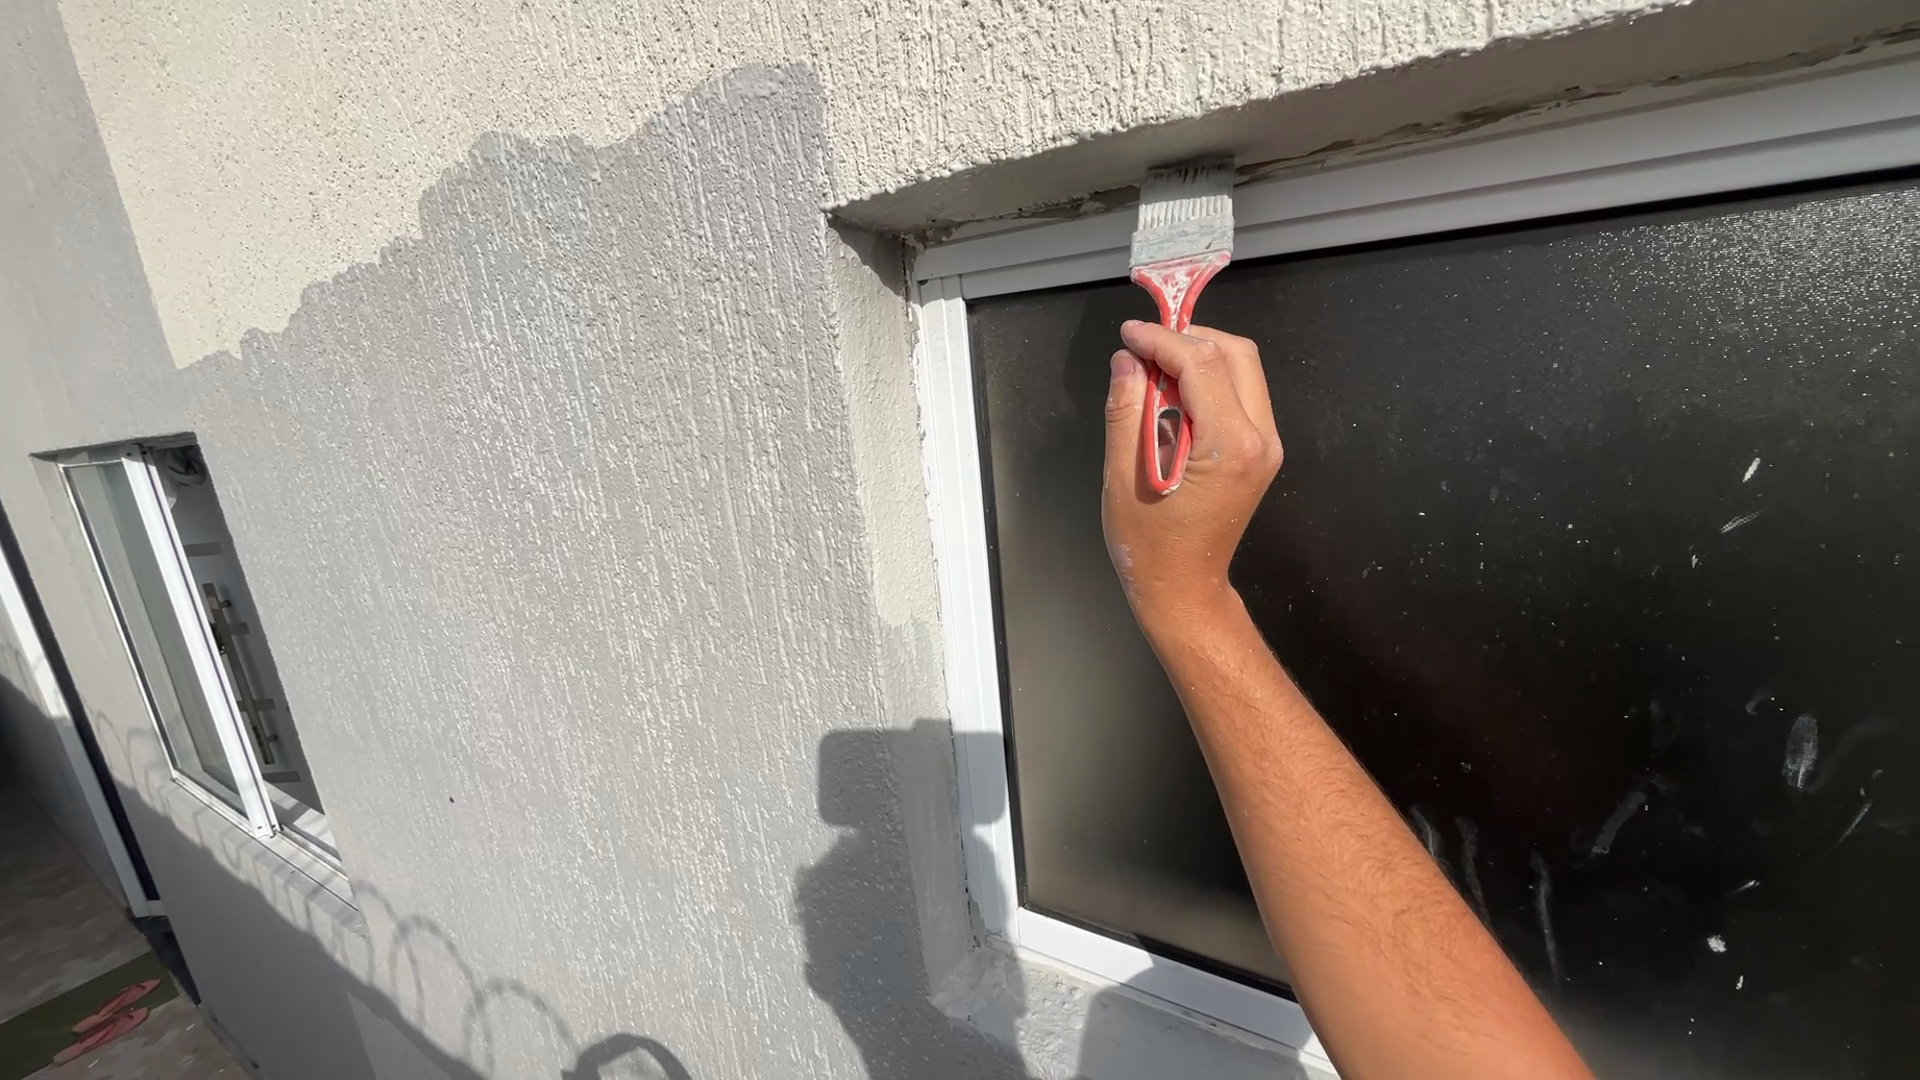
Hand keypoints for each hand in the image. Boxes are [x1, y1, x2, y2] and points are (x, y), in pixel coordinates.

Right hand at [1102, 320, 1281, 629]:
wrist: (1183, 587)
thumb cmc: (1148, 545)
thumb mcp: (1121, 478)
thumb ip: (1125, 412)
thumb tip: (1126, 361)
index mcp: (1229, 447)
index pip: (1202, 364)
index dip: (1162, 340)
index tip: (1128, 334)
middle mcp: (1261, 440)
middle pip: (1236, 355)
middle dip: (1188, 339)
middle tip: (1143, 347)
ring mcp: (1268, 446)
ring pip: (1243, 370)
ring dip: (1199, 357)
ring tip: (1153, 369)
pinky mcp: (1261, 452)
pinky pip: (1241, 395)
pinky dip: (1208, 381)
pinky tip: (1173, 394)